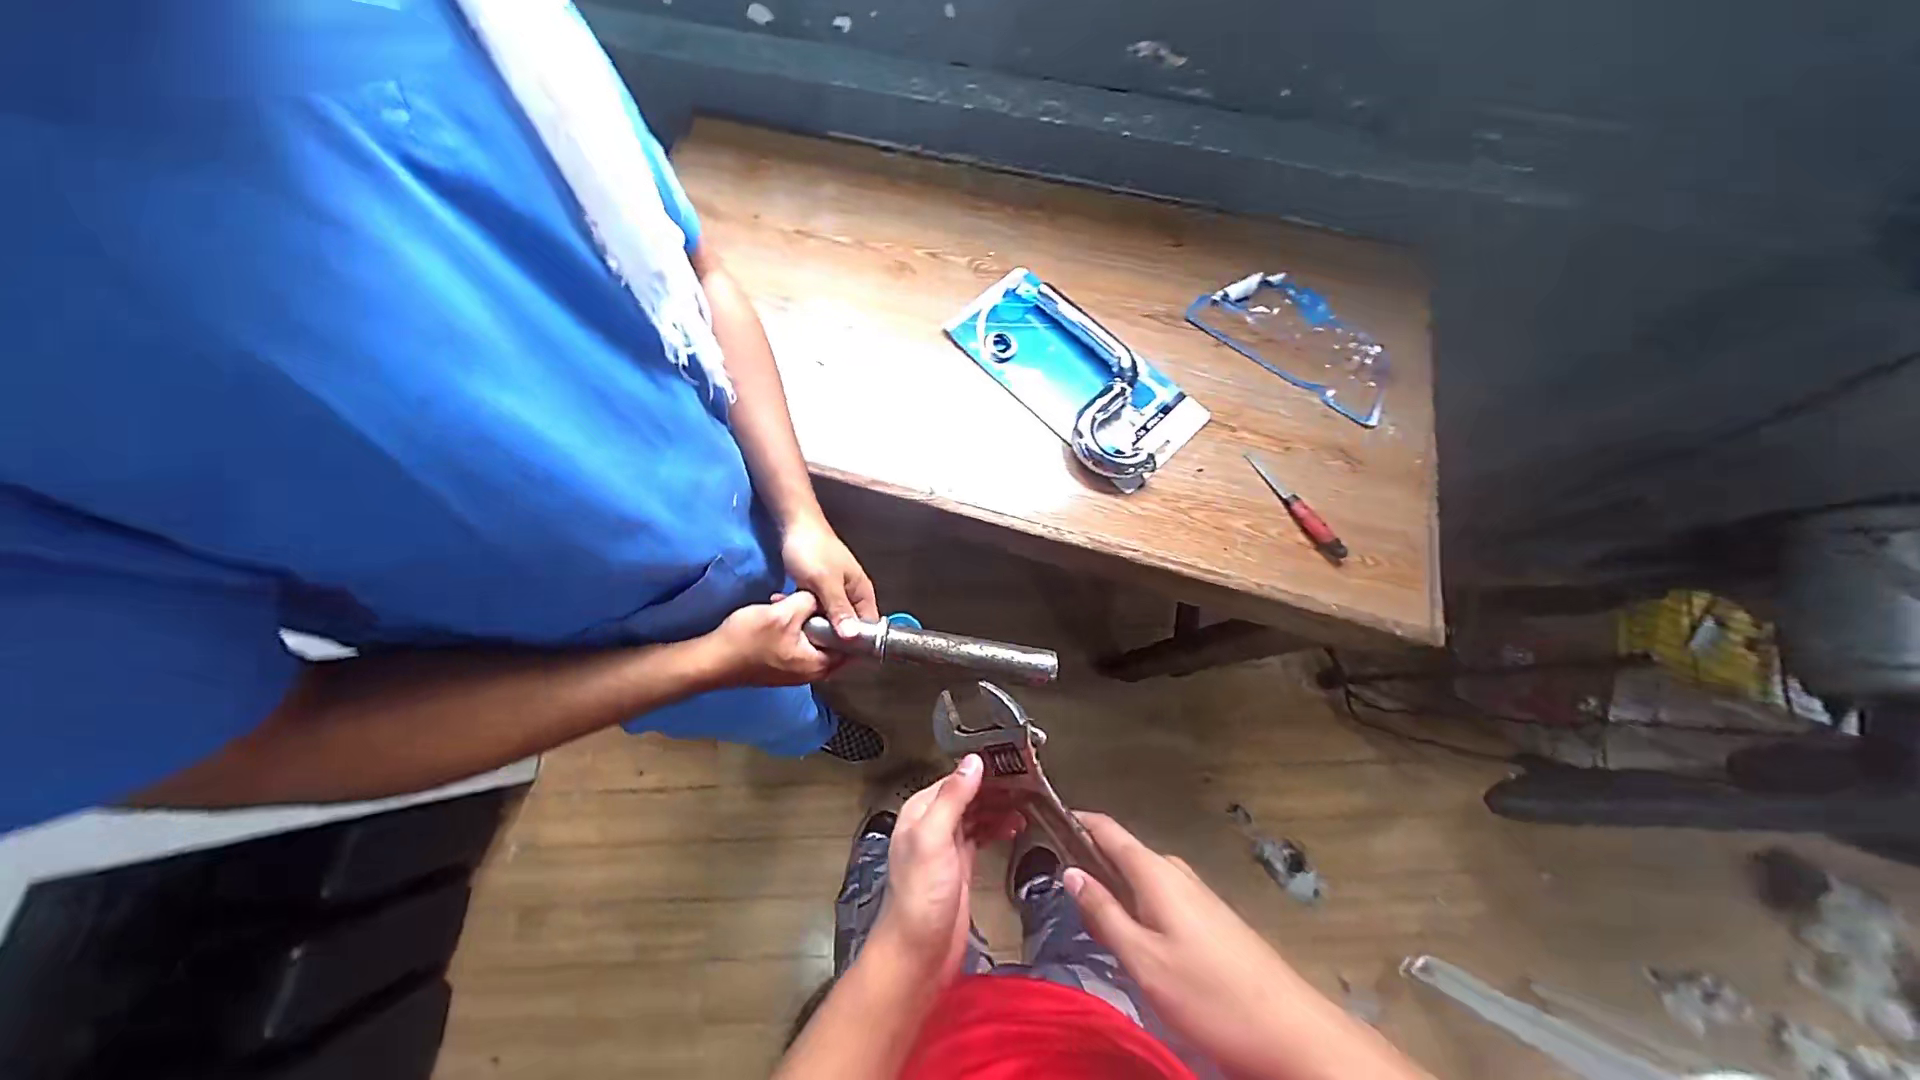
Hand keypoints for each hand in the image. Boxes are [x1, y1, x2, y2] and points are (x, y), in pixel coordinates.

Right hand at [702, 592, 837, 687]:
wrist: (711, 660)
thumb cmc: (748, 639)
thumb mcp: (784, 613)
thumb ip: (810, 602)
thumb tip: (821, 597)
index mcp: (819, 664)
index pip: (852, 644)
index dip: (848, 621)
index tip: (842, 601)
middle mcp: (812, 673)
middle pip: (832, 641)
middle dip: (824, 617)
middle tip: (816, 599)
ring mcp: (795, 672)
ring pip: (814, 640)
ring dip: (806, 620)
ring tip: (793, 602)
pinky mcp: (781, 666)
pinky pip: (799, 645)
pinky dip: (795, 629)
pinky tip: (780, 612)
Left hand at [781, 518, 878, 637]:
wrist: (794, 524)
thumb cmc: (813, 551)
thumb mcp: (825, 583)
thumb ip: (839, 609)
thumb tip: (852, 638)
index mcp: (862, 592)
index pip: (867, 626)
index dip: (855, 643)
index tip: (836, 656)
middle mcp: (852, 594)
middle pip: (847, 624)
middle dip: (829, 634)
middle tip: (809, 642)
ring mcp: (835, 591)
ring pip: (828, 617)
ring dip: (812, 622)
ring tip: (794, 626)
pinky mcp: (819, 588)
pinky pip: (815, 607)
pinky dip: (803, 611)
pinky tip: (786, 611)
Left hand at [869, 755, 1014, 982]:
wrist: (918, 955)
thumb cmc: (920, 897)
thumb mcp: (933, 838)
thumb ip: (952, 798)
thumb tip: (973, 762)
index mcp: (920, 811)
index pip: (954, 778)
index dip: (981, 770)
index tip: (1011, 763)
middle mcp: (932, 825)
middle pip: (967, 795)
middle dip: (995, 787)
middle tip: (1027, 783)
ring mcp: (947, 847)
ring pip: (976, 814)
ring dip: (999, 807)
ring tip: (1025, 803)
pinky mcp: (960, 867)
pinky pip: (981, 836)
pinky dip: (997, 828)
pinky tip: (1013, 826)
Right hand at [1066, 813, 1368, 1079]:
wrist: (1290, 1032)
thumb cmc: (1209, 995)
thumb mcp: (1142, 960)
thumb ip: (1103, 913)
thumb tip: (1071, 872)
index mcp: (1156, 873)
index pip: (1108, 829)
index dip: (1077, 820)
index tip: (1048, 820)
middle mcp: (1176, 873)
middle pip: (1124, 854)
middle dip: (1092, 864)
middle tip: (1066, 894)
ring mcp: (1197, 894)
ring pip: (1142, 879)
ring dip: (1115, 890)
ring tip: (1096, 922)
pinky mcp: (1211, 917)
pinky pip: (1161, 897)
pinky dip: (1138, 906)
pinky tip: (1137, 940)